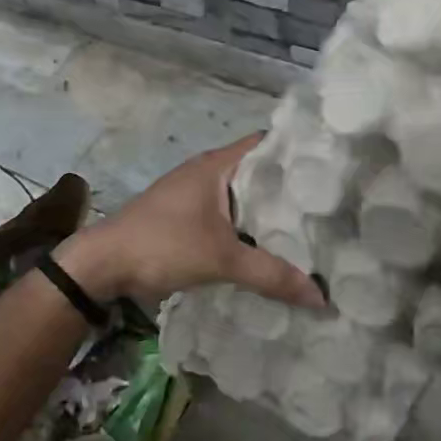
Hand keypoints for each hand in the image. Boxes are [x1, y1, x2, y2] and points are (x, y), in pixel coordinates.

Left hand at [55, 134, 326, 309]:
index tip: (335, 168)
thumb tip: (322, 297)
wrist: (104, 264)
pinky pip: (230, 218)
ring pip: (245, 199)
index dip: (299, 151)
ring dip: (271, 214)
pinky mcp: (189, 219)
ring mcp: (197, 195)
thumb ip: (272, 275)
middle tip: (334, 208)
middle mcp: (208, 172)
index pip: (267, 143)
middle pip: (260, 173)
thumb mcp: (221, 259)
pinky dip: (251, 230)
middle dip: (292, 190)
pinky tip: (275, 251)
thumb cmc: (163, 244)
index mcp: (217, 165)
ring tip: (314, 231)